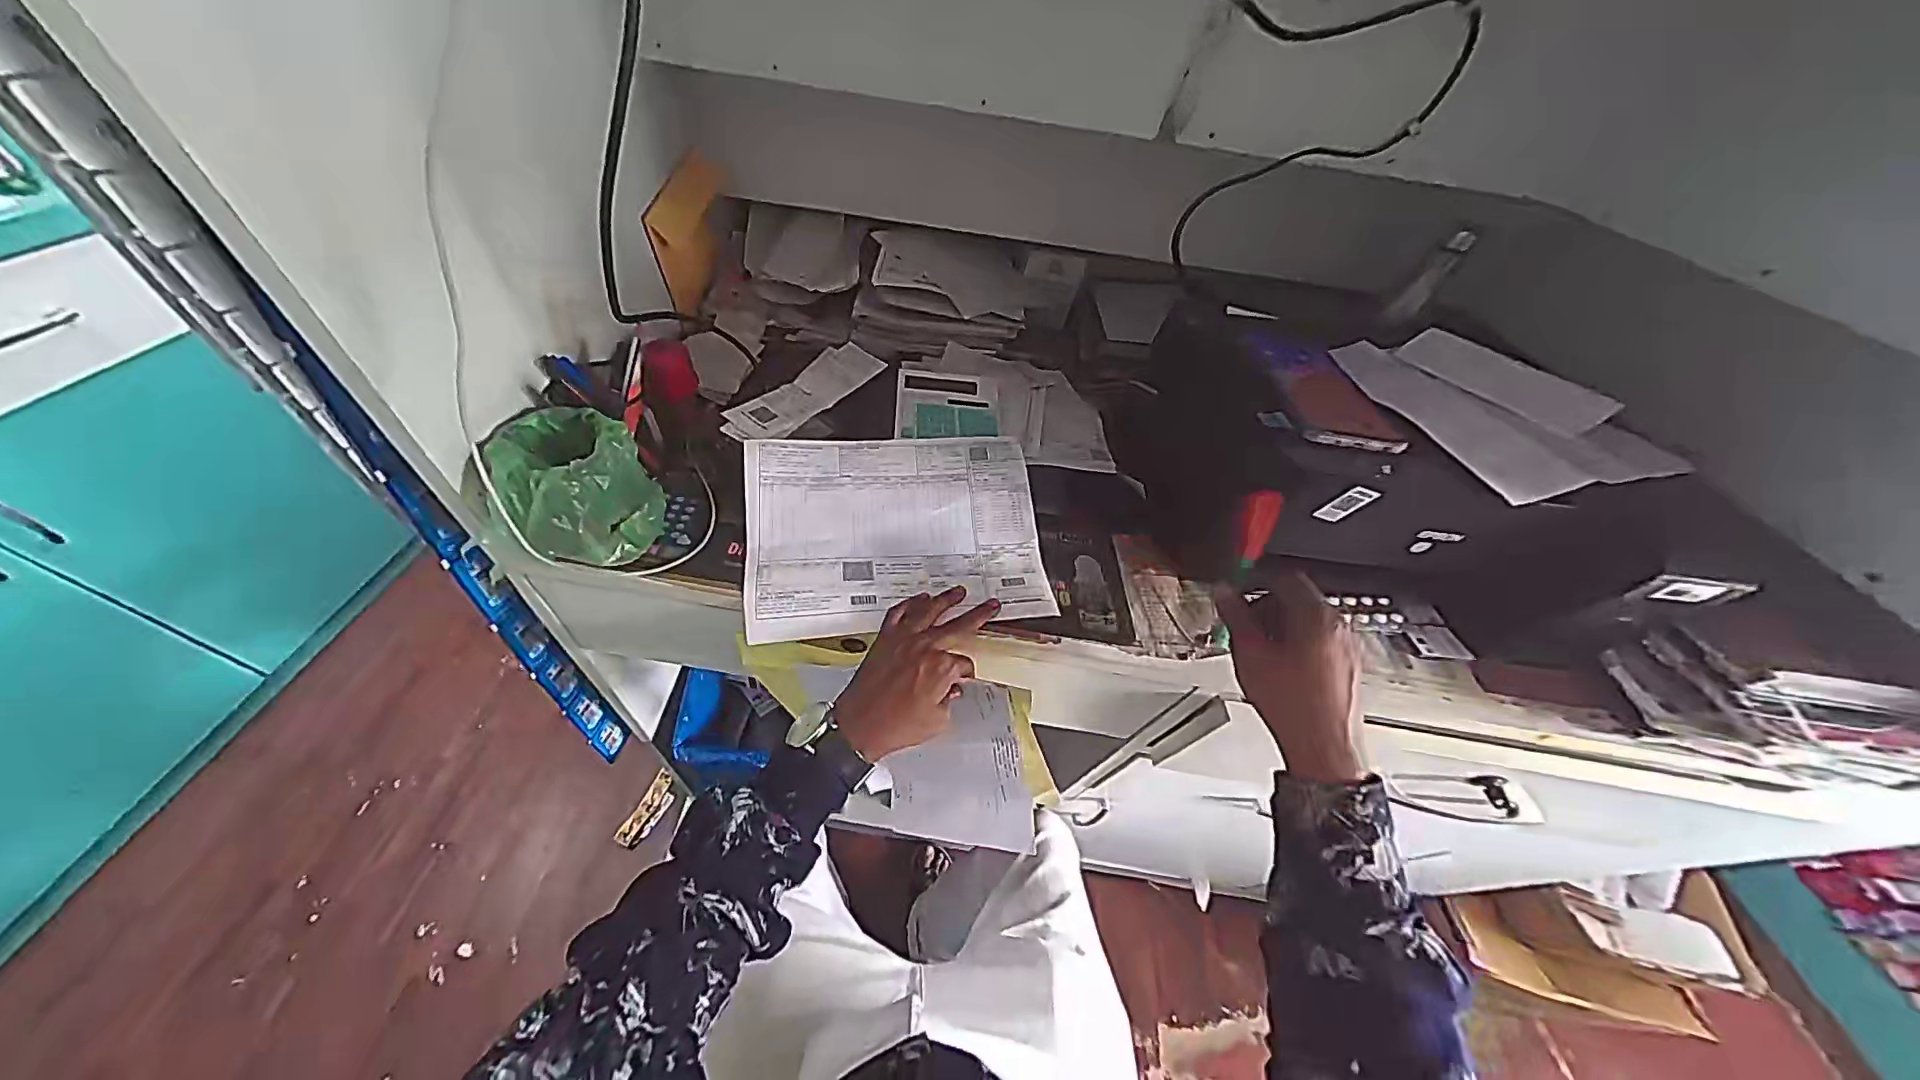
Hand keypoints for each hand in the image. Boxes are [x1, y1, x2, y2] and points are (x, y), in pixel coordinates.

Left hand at [833, 587, 1000, 761]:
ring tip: (957, 592)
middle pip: (958, 624)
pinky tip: (919, 599)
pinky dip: (911, 603)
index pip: (964, 662)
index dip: (967, 671)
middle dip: (978, 614)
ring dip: (947, 599)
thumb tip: (950, 689)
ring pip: (930, 609)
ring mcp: (904, 639)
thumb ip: (948, 699)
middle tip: (989, 606)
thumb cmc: (894, 724)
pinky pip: (900, 612)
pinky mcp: (886, 638)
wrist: (860, 725)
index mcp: (942, 667)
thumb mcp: (936, 720)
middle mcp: (925, 647)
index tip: (965, 676)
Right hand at [1214, 573, 1365, 782]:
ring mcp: (1347, 647)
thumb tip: (1225, 593)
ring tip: (1260, 649)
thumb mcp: (1250, 654)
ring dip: (1282, 627)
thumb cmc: (1293, 707)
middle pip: (1299, 598)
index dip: (1256, 583)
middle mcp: (1339, 627)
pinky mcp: (1348, 666)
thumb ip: (1235, 617)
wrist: (1324, 748)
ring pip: (1309, 621)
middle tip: (1244, 624)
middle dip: (1267, 607)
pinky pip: (1320, 641)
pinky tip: (1279, 667)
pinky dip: (1298, 645)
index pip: (1286, 579)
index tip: (1239, 594)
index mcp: (1317, 618)